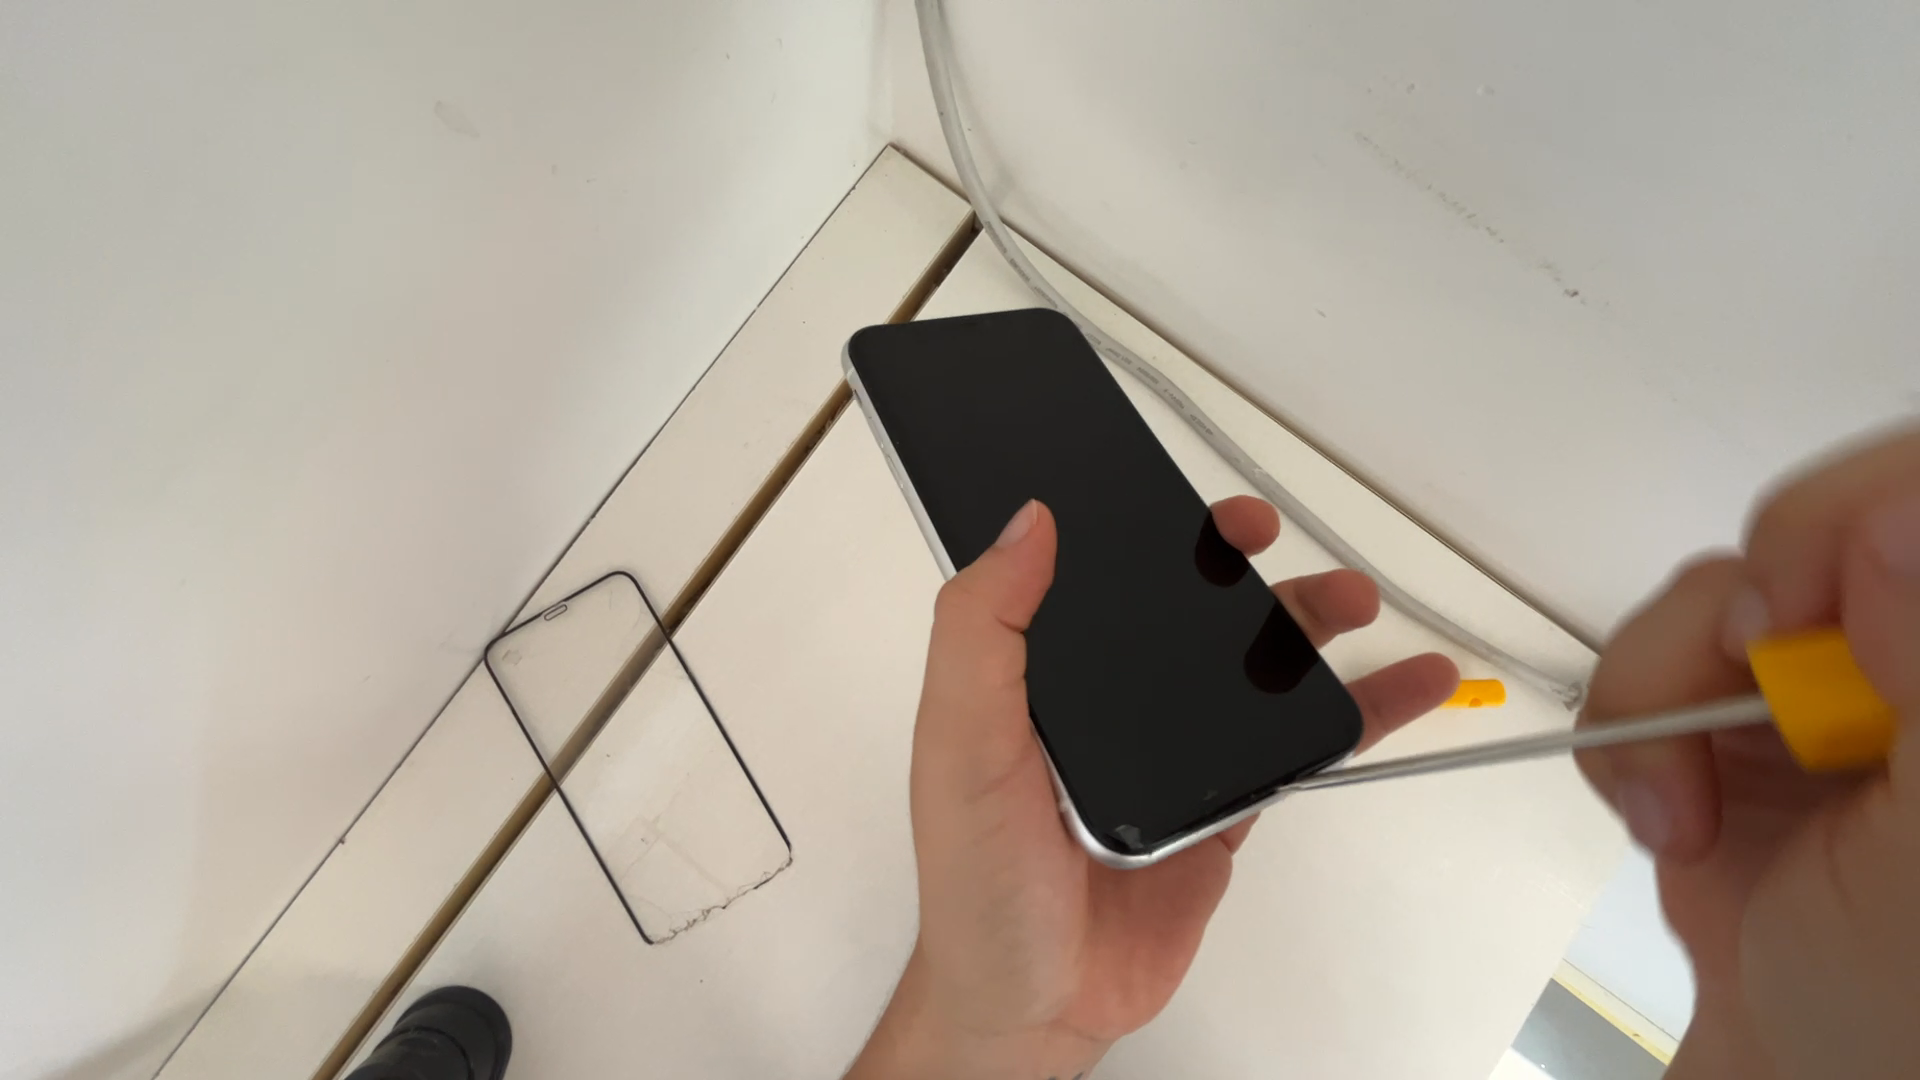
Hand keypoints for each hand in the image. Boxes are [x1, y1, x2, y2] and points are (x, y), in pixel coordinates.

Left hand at [847, 496, 1457, 1078]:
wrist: (1039, 1000)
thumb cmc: (981, 872)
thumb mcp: (962, 737)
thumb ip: (979, 630)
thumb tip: (1027, 525)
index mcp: (1042, 669)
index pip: (1087, 576)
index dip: (1128, 528)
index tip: (1169, 498)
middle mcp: (1108, 696)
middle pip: (1176, 609)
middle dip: (1228, 562)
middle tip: (1260, 532)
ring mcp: (1169, 747)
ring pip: (1246, 665)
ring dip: (1302, 623)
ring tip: (1350, 598)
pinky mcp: (1221, 801)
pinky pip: (1292, 743)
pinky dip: (1353, 713)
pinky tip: (1401, 687)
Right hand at [1576, 426, 1919, 1077]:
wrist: (1803, 1056)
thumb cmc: (1908, 996)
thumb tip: (1899, 511)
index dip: (1858, 519)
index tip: (1795, 618)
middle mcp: (1911, 651)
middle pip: (1811, 529)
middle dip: (1734, 624)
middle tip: (1750, 708)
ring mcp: (1828, 678)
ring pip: (1702, 598)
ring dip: (1652, 699)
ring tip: (1678, 807)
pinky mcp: (1730, 705)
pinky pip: (1641, 658)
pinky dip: (1620, 727)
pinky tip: (1661, 802)